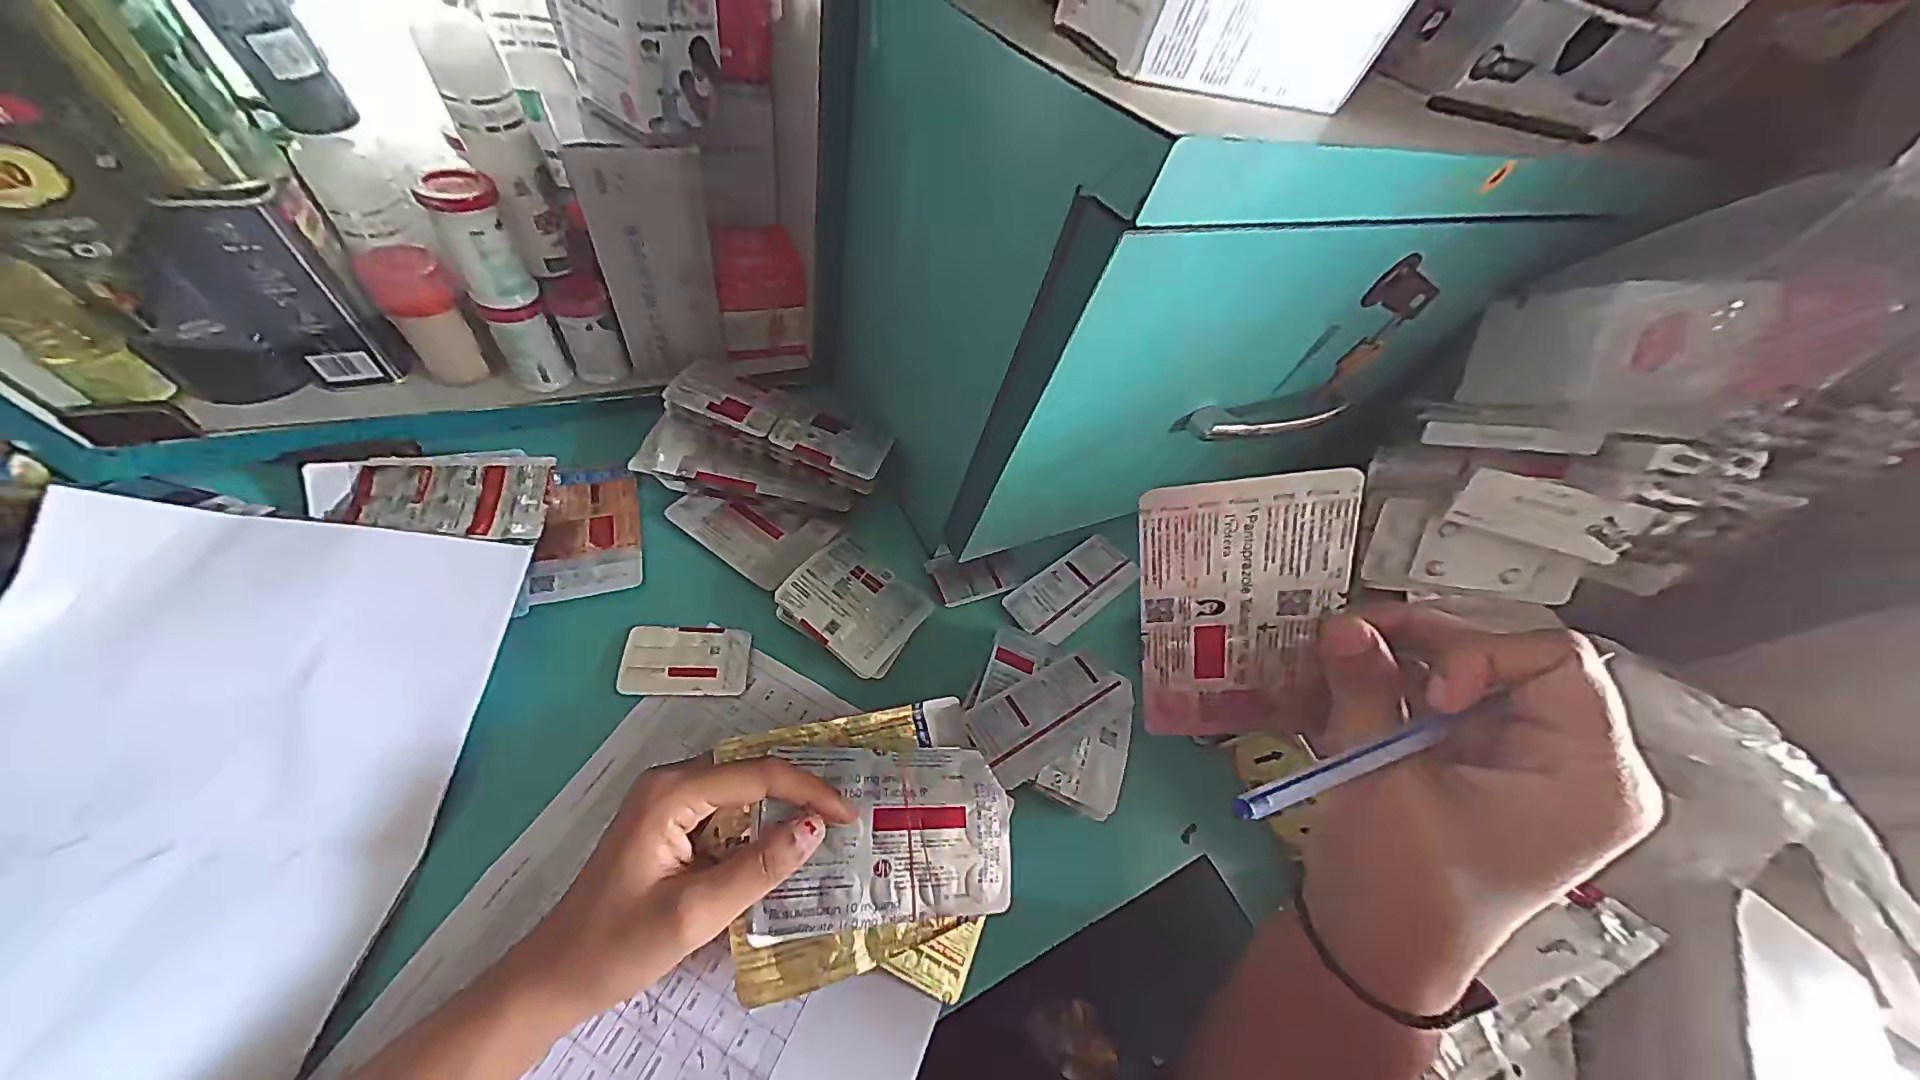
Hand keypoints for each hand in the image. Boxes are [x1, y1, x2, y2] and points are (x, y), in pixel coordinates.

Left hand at [519, 758, 855, 1014]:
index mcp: (672, 792)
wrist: (553, 979)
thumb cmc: (615, 947)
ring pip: (743, 789)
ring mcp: (669, 799)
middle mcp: (671, 782)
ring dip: (781, 807)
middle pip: (752, 772)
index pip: (759, 774)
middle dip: (800, 791)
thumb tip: (813, 827)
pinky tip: (778, 846)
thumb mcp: (695, 913)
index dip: (810, 790)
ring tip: (822, 828)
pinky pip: (728, 809)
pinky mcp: (671, 820)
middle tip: (842, 816)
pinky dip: (758, 824)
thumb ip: (759, 867)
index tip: (847, 815)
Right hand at [1300, 605, 1662, 1014]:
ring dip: (1396, 662)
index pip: (1556, 661)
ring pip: (1464, 671)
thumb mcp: (1378, 779)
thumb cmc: (1397, 882)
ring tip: (1338, 669)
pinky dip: (1391, 688)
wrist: (1374, 945)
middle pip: (1505, 657)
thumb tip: (1344, 623)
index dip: (1480, 654)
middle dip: (1421, 643)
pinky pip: (1439, 699)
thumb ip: (1365, 692)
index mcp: (1587, 776)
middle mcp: (1569, 760)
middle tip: (1352, 641)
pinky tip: (1345, 693)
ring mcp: (1521, 760)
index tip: (1423, 691)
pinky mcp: (1478, 762)